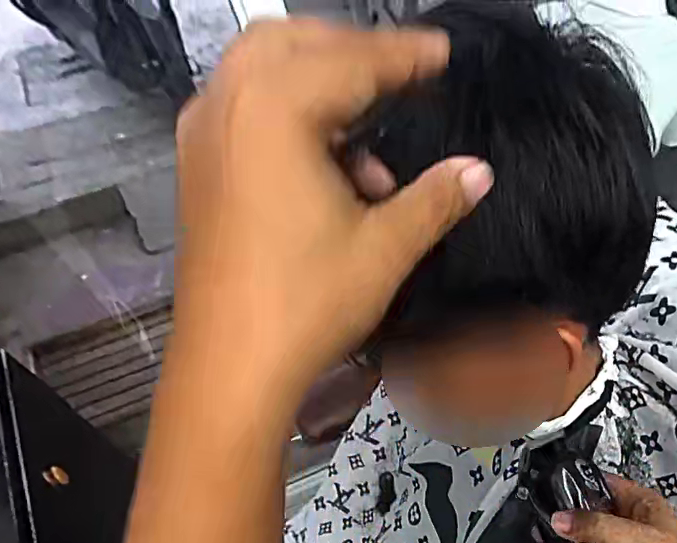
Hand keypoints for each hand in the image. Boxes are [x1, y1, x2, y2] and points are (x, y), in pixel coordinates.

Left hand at [172, 20, 493, 397]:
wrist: (234, 364)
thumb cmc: (306, 304)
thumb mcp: (384, 250)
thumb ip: (434, 200)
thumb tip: (478, 172)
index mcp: (273, 108)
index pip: (352, 60)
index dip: (405, 55)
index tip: (441, 52)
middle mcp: (226, 103)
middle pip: (297, 45)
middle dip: (355, 56)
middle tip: (403, 79)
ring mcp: (203, 136)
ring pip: (265, 77)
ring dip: (321, 93)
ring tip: (369, 157)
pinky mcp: (198, 171)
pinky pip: (246, 114)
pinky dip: (290, 123)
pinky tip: (327, 178)